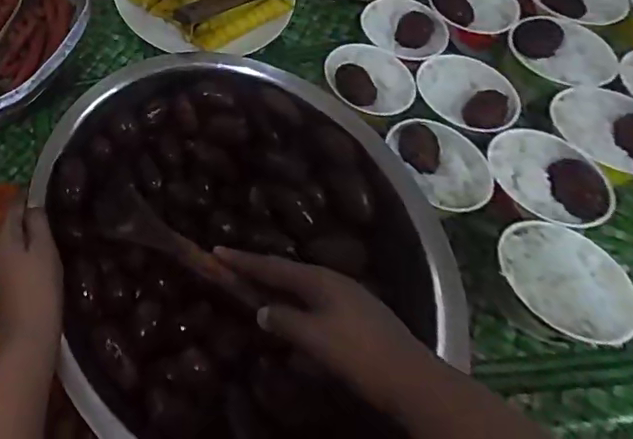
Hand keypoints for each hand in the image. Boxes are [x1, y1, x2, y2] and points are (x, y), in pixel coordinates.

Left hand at [0, 205, 61, 350]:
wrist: (27, 342)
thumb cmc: (39, 290)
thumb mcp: (44, 250)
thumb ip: (38, 224)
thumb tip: (32, 205)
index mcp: (3, 239)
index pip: (13, 208)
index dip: (28, 199)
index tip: (46, 194)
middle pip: (11, 228)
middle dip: (28, 221)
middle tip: (53, 218)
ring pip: (12, 248)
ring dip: (27, 242)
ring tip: (50, 242)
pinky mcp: (2, 293)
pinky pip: (13, 266)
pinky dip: (26, 261)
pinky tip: (41, 267)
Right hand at [215, 248, 428, 393]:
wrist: (416, 382)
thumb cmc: (360, 356)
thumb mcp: (315, 340)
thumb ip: (284, 321)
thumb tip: (262, 309)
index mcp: (319, 279)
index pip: (273, 266)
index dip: (244, 261)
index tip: (217, 250)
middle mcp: (333, 280)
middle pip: (288, 272)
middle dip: (260, 270)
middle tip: (234, 266)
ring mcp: (349, 297)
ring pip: (304, 287)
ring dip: (279, 287)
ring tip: (259, 288)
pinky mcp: (359, 317)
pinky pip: (317, 301)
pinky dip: (297, 302)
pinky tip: (295, 315)